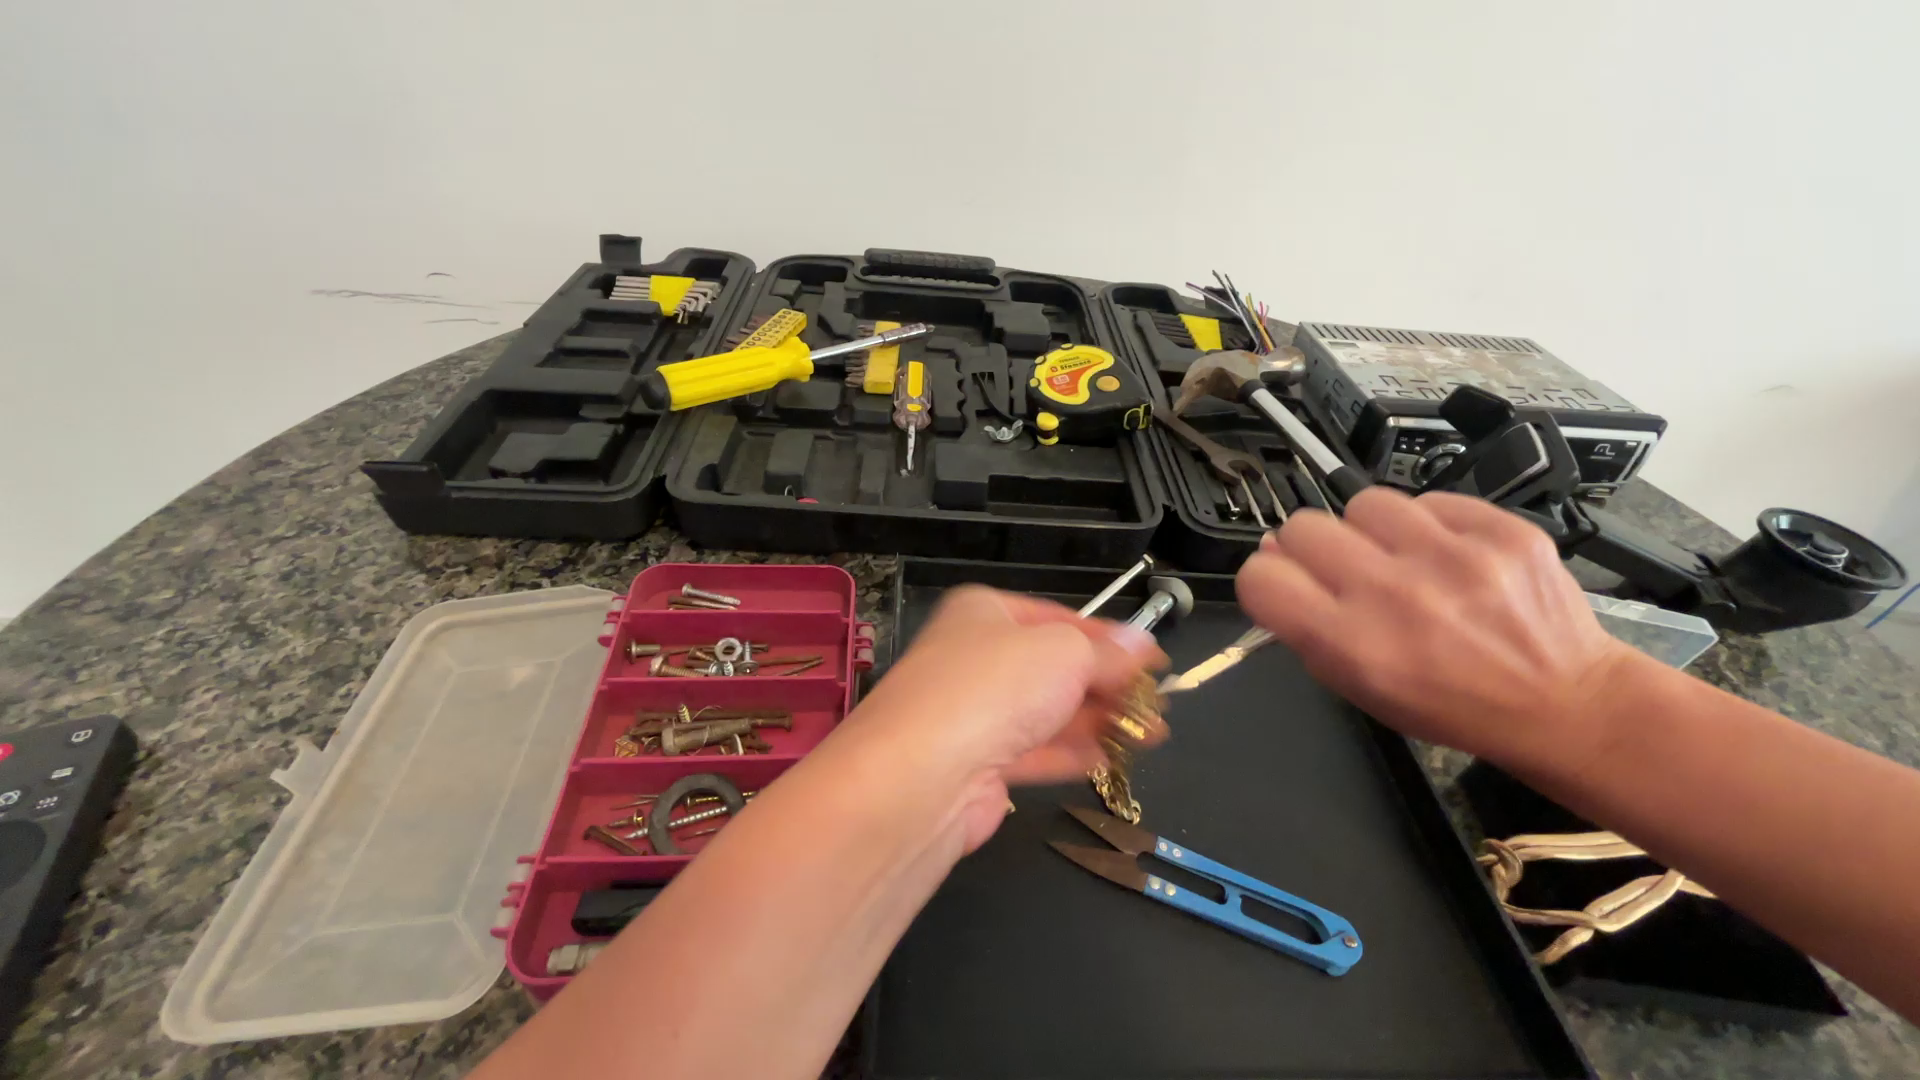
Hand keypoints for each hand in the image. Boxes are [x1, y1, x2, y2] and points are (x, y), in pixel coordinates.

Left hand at [847, 586, 1165, 848]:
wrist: (922, 776)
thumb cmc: (994, 688)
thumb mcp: (1064, 653)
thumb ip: (1107, 653)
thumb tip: (1141, 642)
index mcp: (985, 612)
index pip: (1057, 618)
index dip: (1107, 637)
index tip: (1153, 657)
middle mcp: (975, 656)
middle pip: (1053, 667)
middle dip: (1107, 684)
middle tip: (1159, 702)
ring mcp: (973, 712)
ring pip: (1046, 712)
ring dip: (1099, 721)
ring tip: (1152, 733)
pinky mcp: (978, 763)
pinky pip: (1034, 751)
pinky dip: (1073, 753)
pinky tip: (1114, 758)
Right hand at [1235, 489, 1635, 768]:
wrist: (1564, 701)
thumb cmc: (1446, 704)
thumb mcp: (1356, 686)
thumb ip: (1304, 626)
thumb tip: (1274, 556)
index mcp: (1349, 643)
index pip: (1260, 576)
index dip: (1266, 579)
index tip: (1287, 587)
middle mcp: (1392, 593)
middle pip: (1301, 527)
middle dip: (1310, 549)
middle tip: (1344, 571)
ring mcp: (1450, 555)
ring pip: (1362, 503)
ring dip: (1369, 530)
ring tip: (1398, 558)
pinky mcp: (1499, 529)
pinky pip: (1428, 500)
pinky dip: (1427, 525)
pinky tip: (1445, 556)